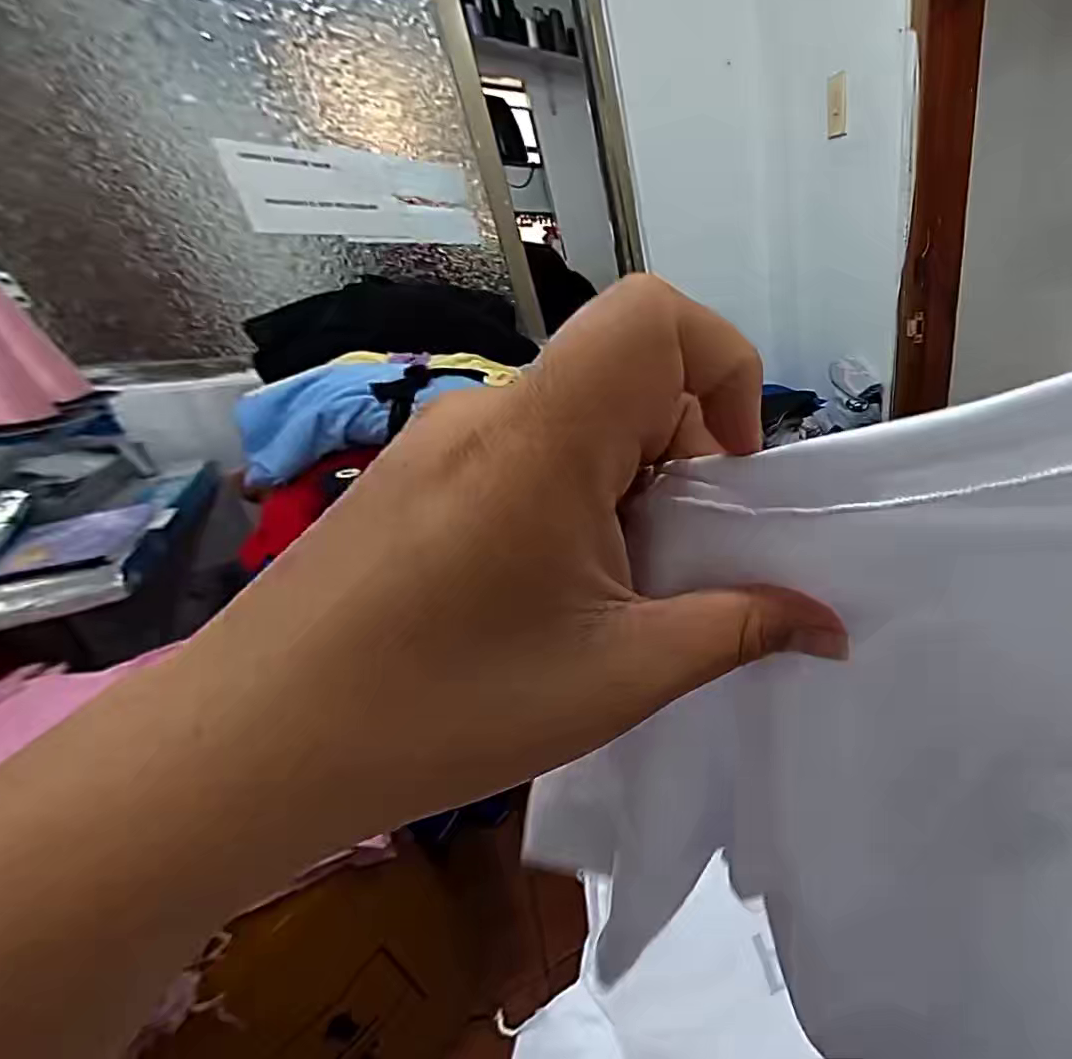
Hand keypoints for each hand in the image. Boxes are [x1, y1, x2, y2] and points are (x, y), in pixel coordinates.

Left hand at [0, 274, 848, 1058]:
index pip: (656, 315)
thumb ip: (742, 631)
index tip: (731, 469)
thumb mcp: (625, 675)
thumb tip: (830, 629)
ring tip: (626, 582)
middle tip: (685, 555)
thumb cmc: (442, 712)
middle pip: (635, 373)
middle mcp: (497, 413)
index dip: (724, 367)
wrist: (241, 758)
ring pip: (592, 415)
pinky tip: (565, 584)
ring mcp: (453, 440)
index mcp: (547, 438)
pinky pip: (542, 449)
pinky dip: (591, 496)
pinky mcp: (427, 473)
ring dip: (641, 483)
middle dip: (691, 453)